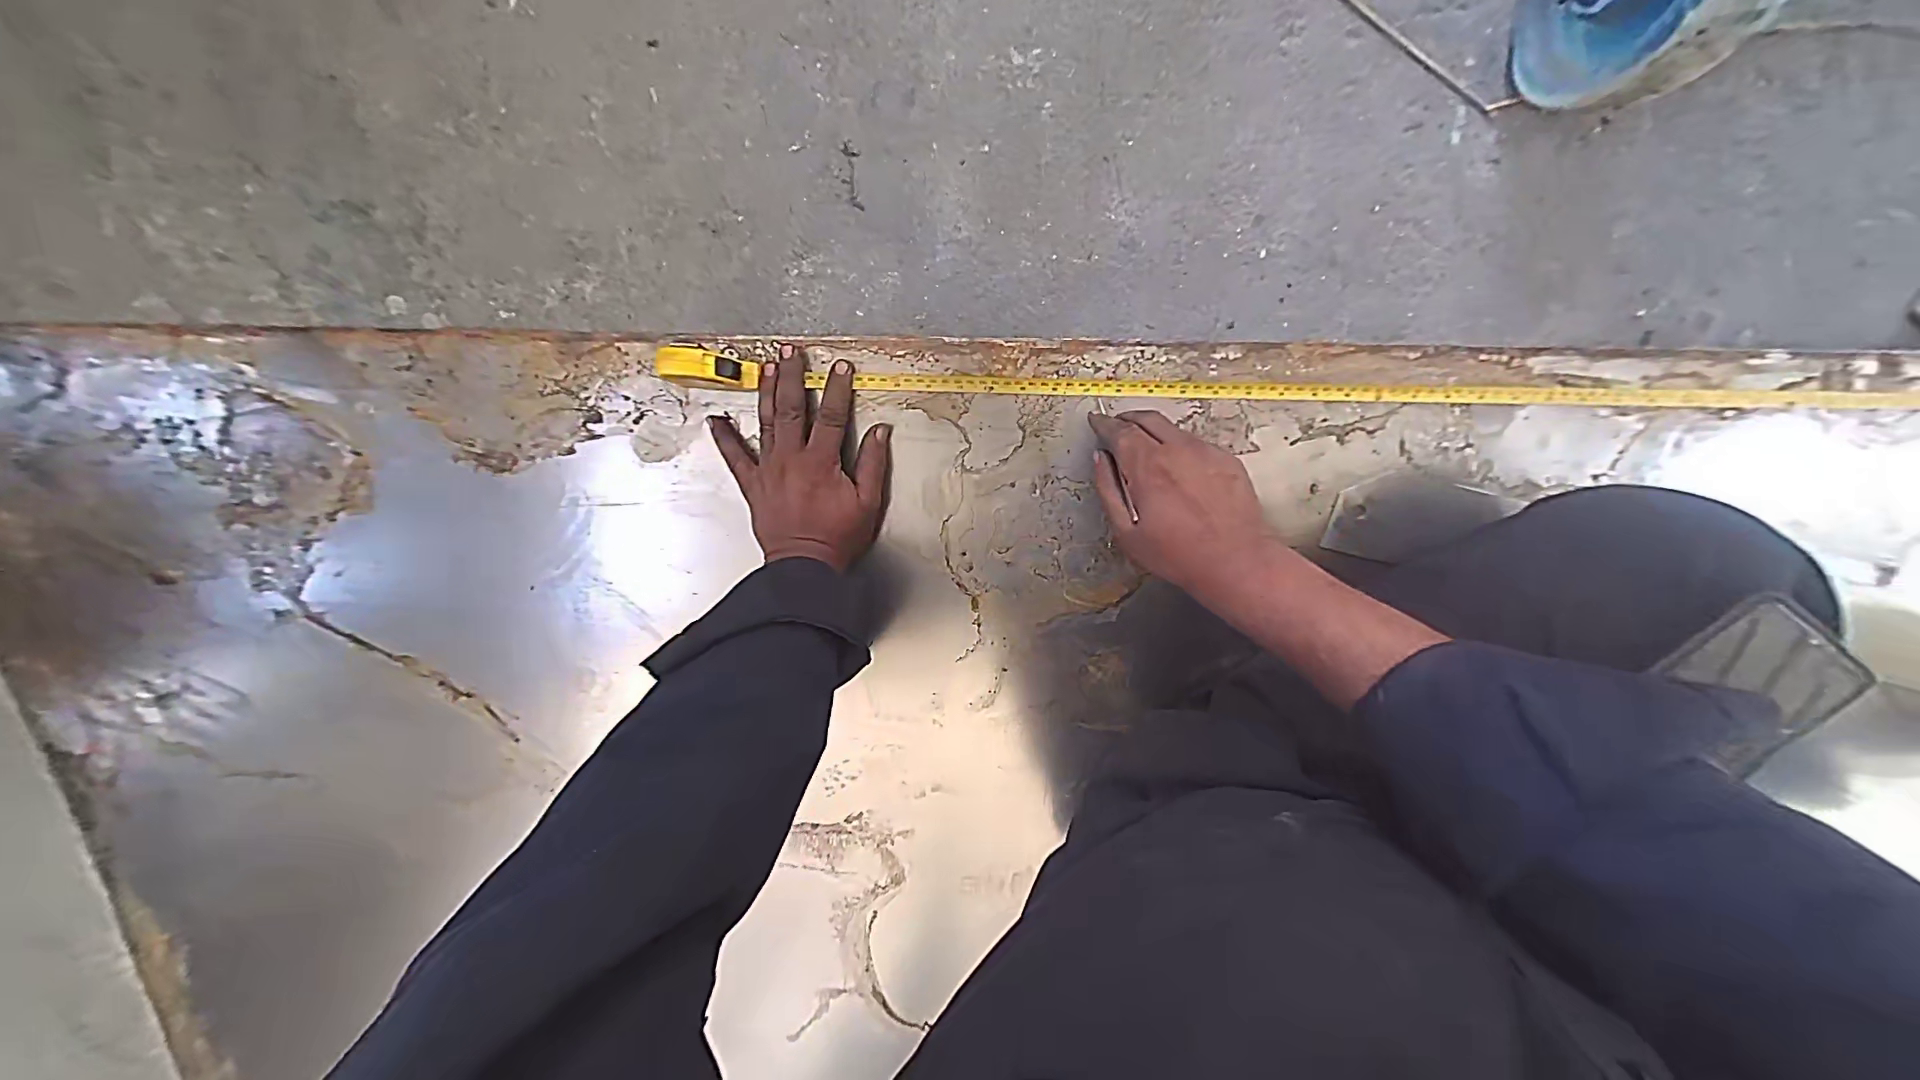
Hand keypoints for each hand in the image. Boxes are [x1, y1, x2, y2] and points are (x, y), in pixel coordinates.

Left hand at [710, 344, 891, 571]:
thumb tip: (879, 433)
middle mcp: (792, 460)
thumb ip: (873, 464)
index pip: (832, 416)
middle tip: (791, 352)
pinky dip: (725, 438)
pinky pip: (735, 457)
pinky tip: (717, 421)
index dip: (838, 389)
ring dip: (767, 392)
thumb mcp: (868, 503)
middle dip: (792, 377)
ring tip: (767, 368)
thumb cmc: (837, 538)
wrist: (804, 566)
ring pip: (766, 422)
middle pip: (792, 409)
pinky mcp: (754, 485)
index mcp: (821, 463)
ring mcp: (769, 470)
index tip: (841, 367)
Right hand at [1088, 410, 1281, 599]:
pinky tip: (1176, 463)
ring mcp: (1205, 452)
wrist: (1236, 560)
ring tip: (1144, 444)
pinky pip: (1195, 442)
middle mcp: (1177, 451)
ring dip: (1152, 429)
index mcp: (1148, 466)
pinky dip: (1178, 444)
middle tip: (1116, 425)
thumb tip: (1101, 462)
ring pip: (1171, 428)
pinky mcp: (1226, 459)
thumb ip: (1108, 490)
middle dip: (1126, 418)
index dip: (1103, 424)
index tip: (1097, 421)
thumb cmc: (1181, 554)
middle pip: (1146, 418)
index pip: (1119, 431)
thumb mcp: (1126, 532)